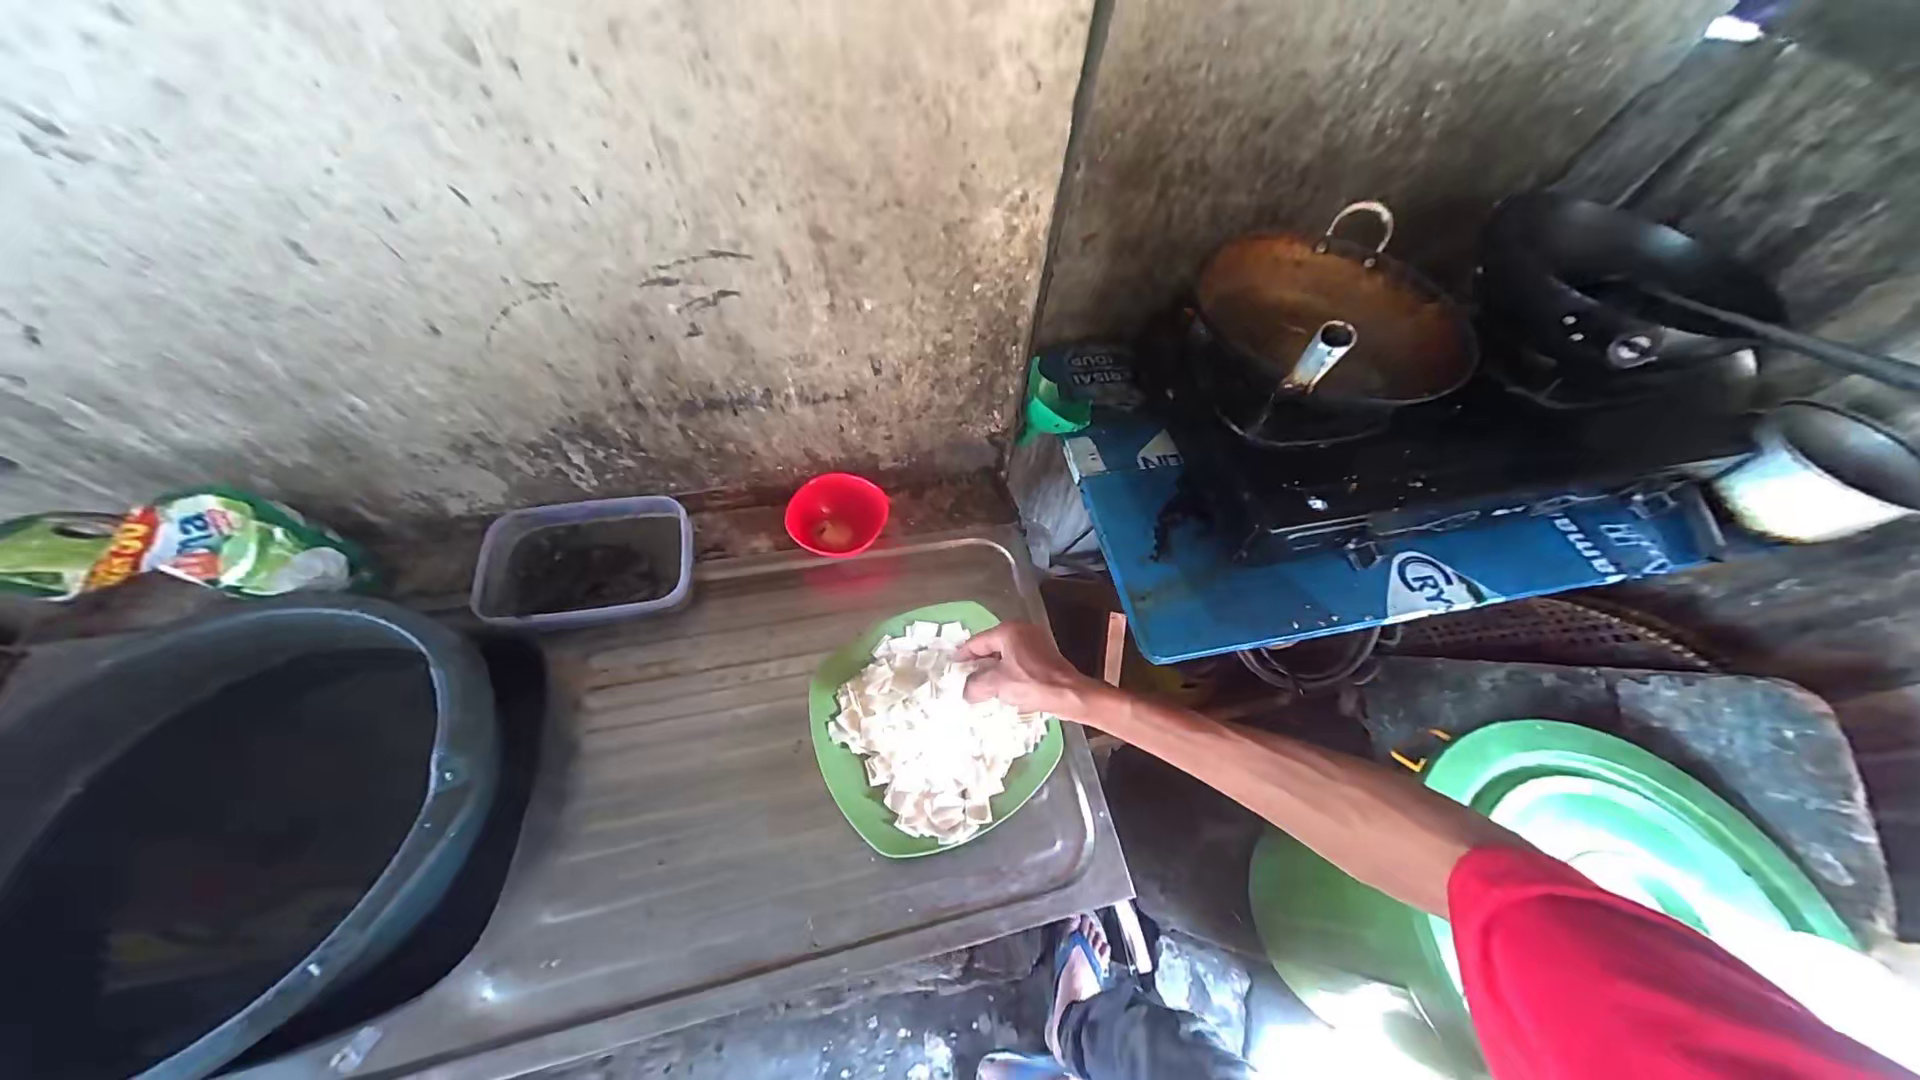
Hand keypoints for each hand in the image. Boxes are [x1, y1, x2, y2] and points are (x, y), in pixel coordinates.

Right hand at [959, 621, 1103, 717]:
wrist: (1069, 694)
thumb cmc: (1031, 684)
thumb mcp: (996, 684)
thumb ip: (975, 684)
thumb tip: (967, 690)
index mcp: (1008, 631)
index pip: (977, 642)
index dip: (962, 656)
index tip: (951, 668)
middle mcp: (1021, 630)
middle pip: (991, 646)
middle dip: (977, 663)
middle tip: (963, 678)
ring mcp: (1034, 642)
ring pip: (1004, 655)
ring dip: (992, 669)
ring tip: (980, 685)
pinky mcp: (1043, 656)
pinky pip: (1017, 661)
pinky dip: (1007, 672)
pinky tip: (1001, 687)